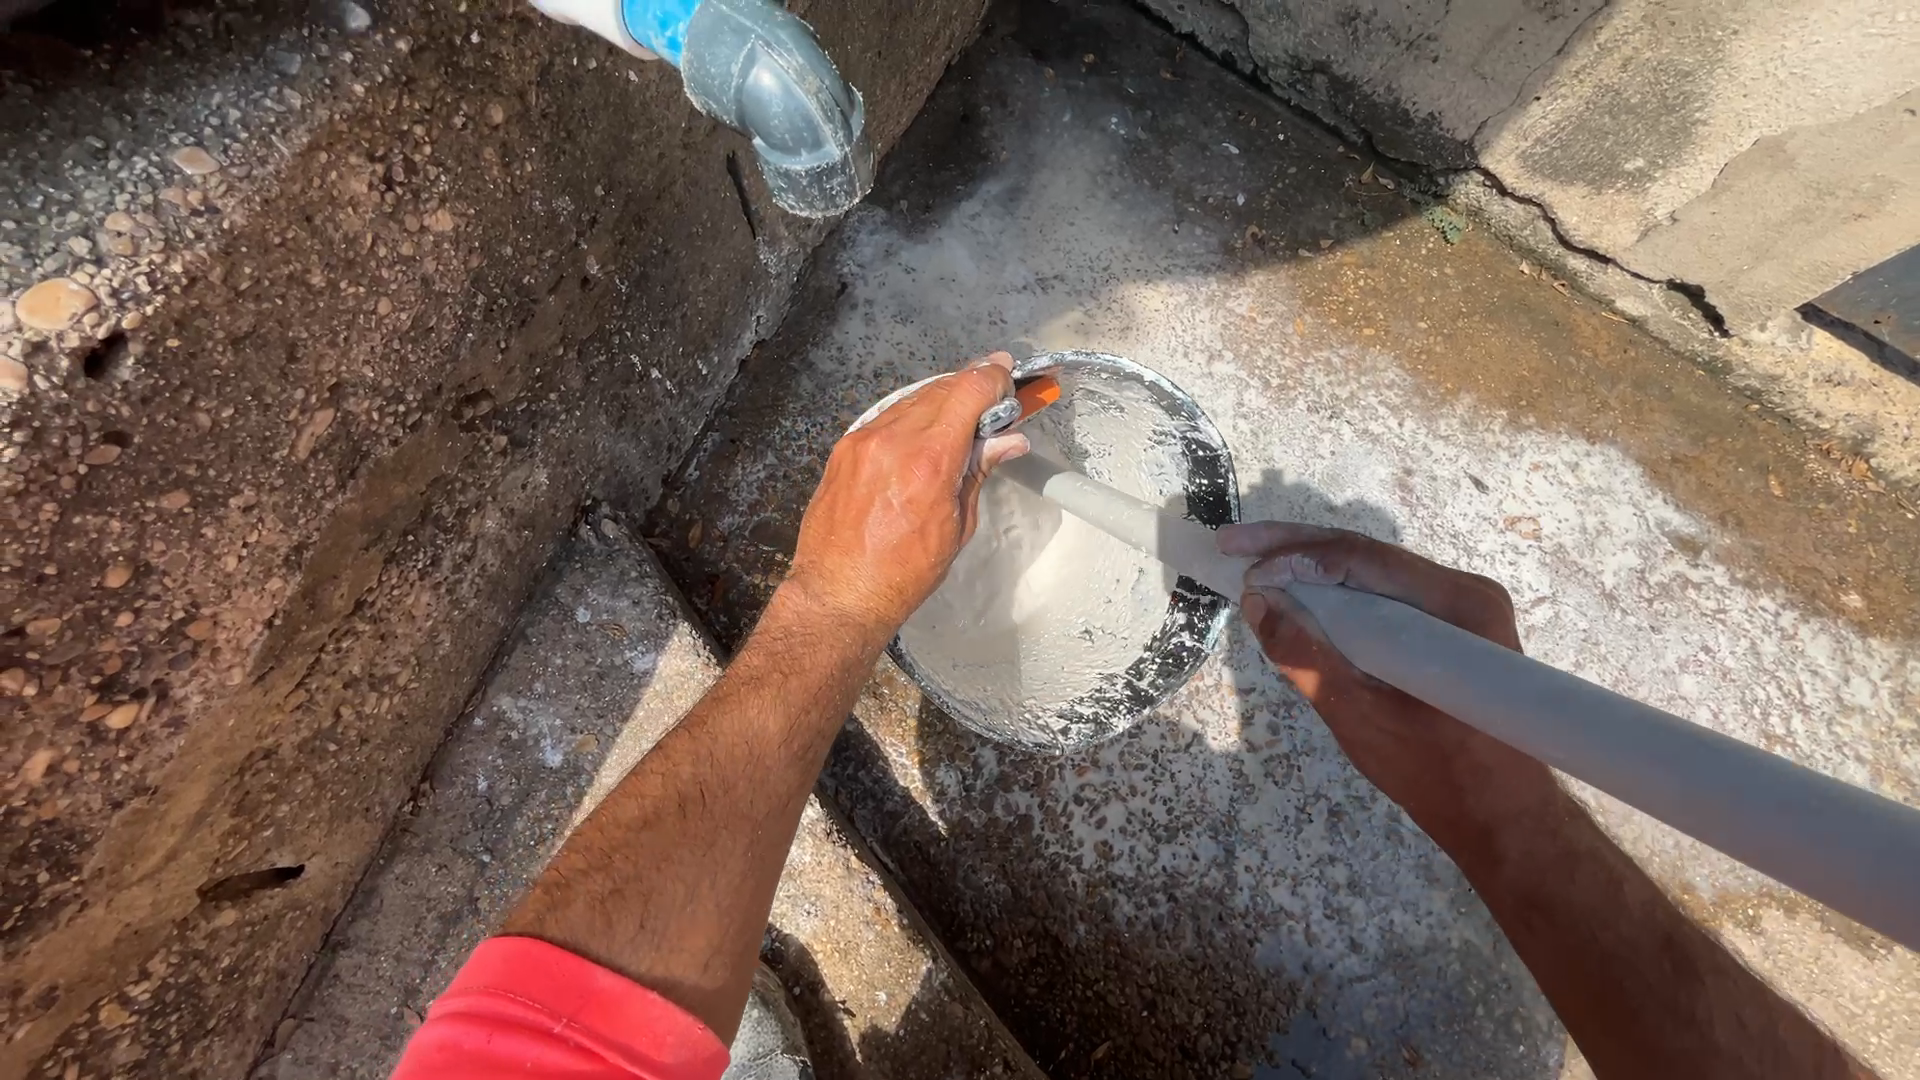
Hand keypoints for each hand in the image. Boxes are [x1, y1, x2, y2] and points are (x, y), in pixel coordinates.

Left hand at [786, 353, 1029, 635]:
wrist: (839, 592)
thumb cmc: (900, 573)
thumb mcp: (956, 526)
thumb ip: (978, 473)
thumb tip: (1006, 443)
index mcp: (928, 461)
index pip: (969, 391)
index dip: (994, 379)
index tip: (1007, 381)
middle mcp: (892, 440)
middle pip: (942, 387)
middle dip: (973, 385)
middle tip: (995, 394)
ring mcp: (863, 441)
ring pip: (913, 398)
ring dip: (942, 399)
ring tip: (963, 415)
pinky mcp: (844, 448)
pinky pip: (886, 416)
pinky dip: (912, 415)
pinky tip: (926, 431)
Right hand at [1218, 522, 1556, 834]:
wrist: (1497, 814)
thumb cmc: (1435, 771)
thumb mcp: (1357, 714)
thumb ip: (1305, 655)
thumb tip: (1255, 601)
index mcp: (1456, 605)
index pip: (1363, 559)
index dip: (1298, 558)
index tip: (1246, 572)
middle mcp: (1461, 590)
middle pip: (1362, 554)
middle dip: (1291, 545)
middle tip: (1229, 542)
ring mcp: (1454, 605)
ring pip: (1365, 569)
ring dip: (1304, 563)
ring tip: (1249, 558)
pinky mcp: (1441, 623)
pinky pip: (1375, 592)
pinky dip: (1328, 589)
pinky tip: (1289, 588)